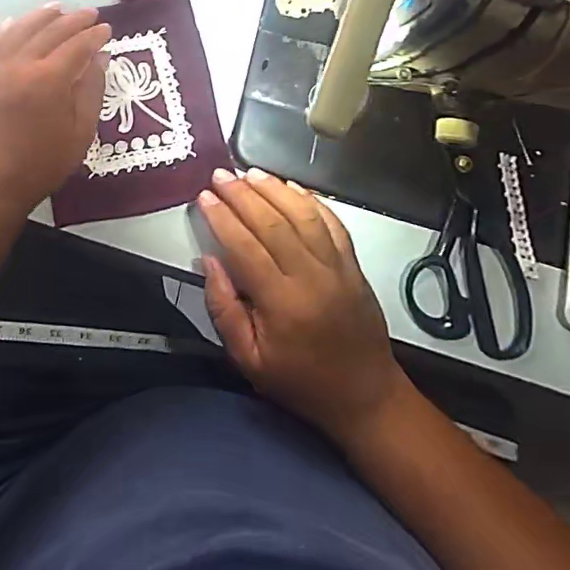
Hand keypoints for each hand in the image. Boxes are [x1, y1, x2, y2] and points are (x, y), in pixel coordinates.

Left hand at [0, 3, 109, 217]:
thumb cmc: (41, 165)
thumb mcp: (80, 134)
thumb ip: (91, 91)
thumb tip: (100, 58)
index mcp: (48, 80)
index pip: (77, 46)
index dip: (94, 35)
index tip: (107, 29)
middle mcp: (20, 65)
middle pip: (49, 32)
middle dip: (73, 20)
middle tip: (90, 13)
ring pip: (19, 30)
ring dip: (40, 16)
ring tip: (57, 8)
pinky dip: (8, 30)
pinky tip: (14, 23)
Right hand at [197, 168, 409, 436]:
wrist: (365, 396)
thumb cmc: (300, 382)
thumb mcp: (249, 359)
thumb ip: (224, 309)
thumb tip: (209, 261)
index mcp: (282, 303)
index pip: (246, 246)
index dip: (222, 217)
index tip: (204, 196)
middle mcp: (312, 277)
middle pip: (273, 223)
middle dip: (243, 195)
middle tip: (221, 175)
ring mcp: (338, 267)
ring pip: (304, 216)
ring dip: (275, 190)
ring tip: (250, 173)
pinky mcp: (354, 265)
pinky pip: (332, 223)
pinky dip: (311, 202)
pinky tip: (292, 188)